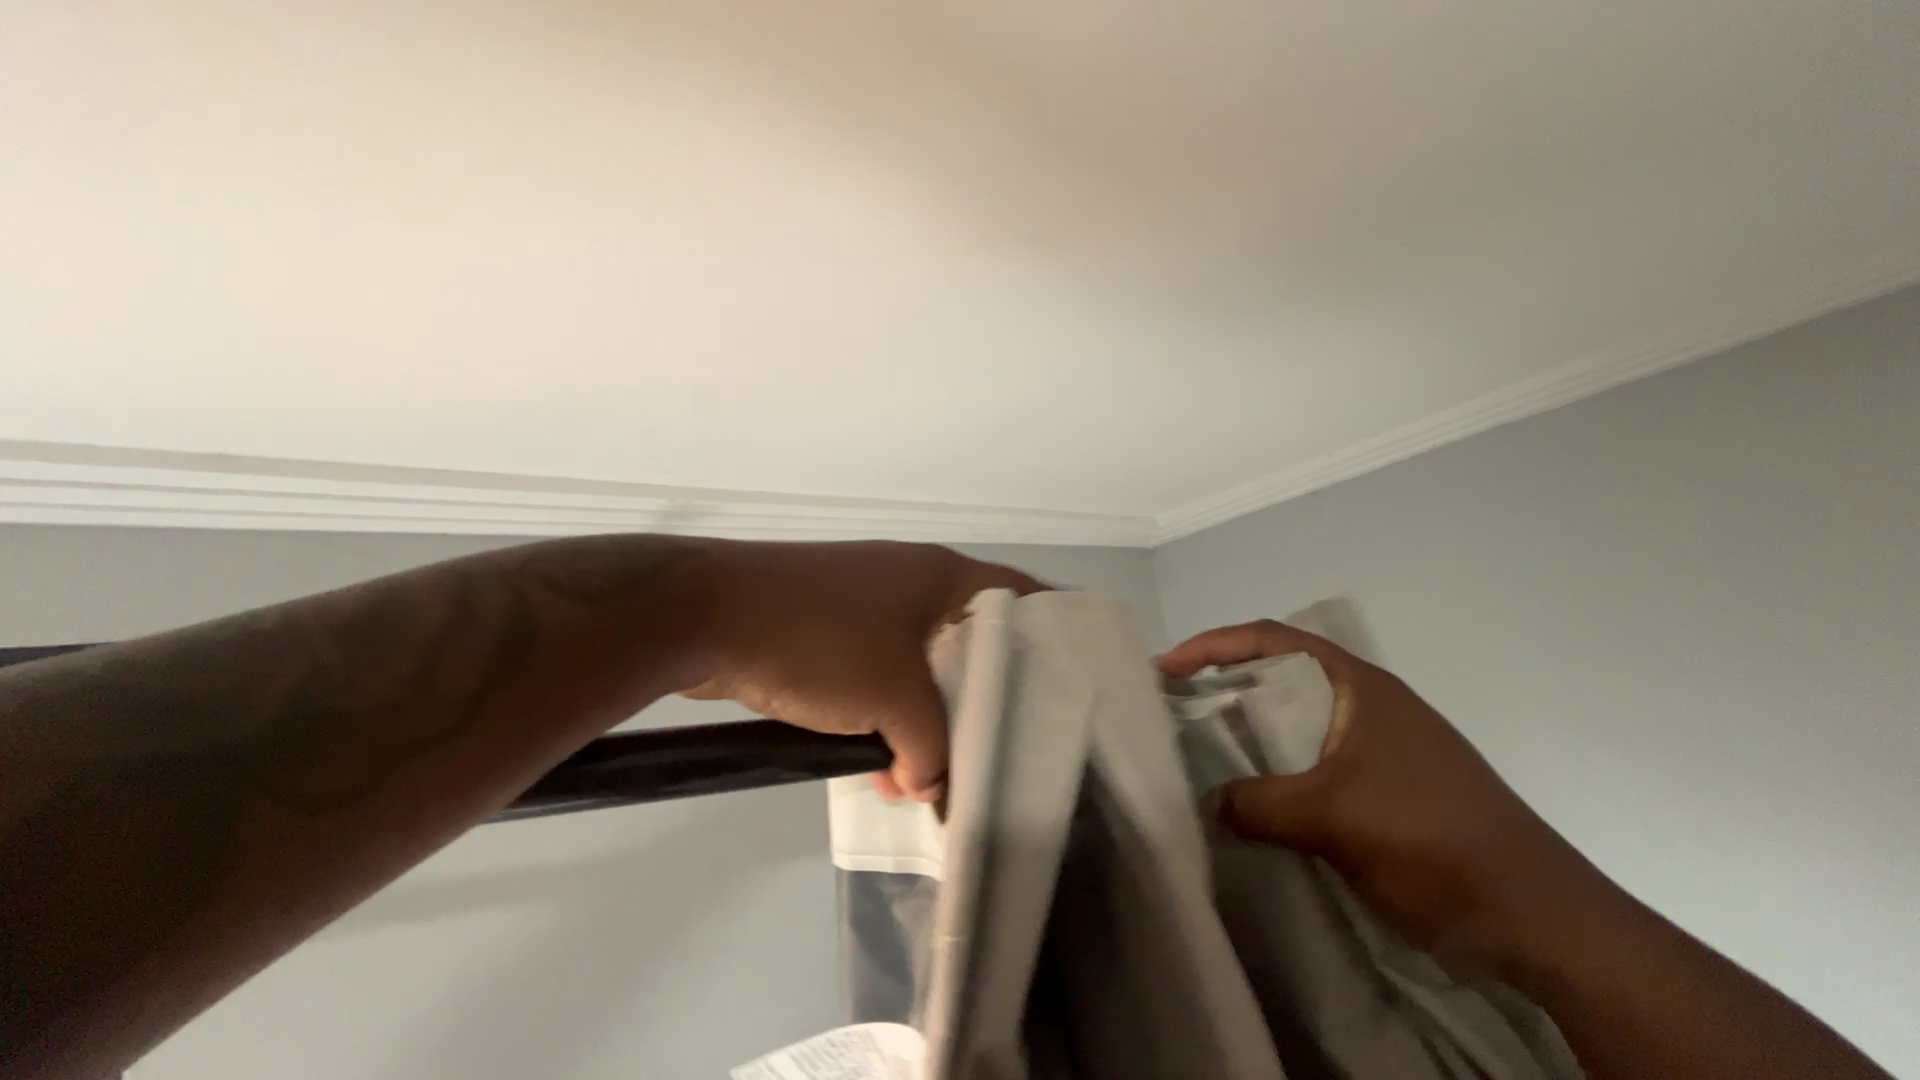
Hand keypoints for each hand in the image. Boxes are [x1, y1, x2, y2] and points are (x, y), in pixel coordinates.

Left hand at [680, 540, 1043, 802]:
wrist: (704, 616)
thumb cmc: (819, 641)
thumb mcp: (895, 700)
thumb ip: (931, 750)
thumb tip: (928, 786)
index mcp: (943, 577)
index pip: (1021, 600)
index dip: (1054, 636)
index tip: (1076, 683)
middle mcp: (911, 581)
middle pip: (971, 643)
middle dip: (982, 700)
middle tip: (1007, 748)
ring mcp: (866, 601)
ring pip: (919, 666)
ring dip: (927, 717)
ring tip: (934, 773)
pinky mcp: (827, 627)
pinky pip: (877, 674)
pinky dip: (885, 713)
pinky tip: (881, 762)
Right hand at [1159, 619, 1609, 975]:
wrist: (1535, 915)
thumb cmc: (1431, 839)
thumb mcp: (1331, 818)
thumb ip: (1257, 804)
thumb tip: (1207, 803)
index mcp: (1360, 688)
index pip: (1272, 640)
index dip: (1213, 645)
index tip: (1165, 669)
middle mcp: (1370, 707)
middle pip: (1281, 678)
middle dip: (1224, 688)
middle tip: (1174, 713)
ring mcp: (1382, 750)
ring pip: (1296, 726)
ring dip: (1249, 737)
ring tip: (1201, 758)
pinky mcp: (1387, 791)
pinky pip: (1312, 766)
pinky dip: (1275, 774)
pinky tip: (1253, 804)